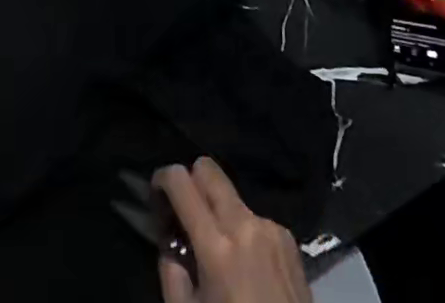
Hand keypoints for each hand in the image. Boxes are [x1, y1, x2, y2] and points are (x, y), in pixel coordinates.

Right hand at [153, 157, 312, 302]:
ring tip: (217, 245)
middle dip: (191, 177)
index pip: (183, 184)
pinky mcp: (287, 235)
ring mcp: (270, 226)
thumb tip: (169, 243)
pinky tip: (245, 261)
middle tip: (182, 206)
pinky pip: (254, 218)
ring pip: (232, 196)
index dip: (164, 176)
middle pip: (210, 170)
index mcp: (216, 246)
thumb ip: (172, 273)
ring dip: (218, 208)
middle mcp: (244, 224)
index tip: (157, 188)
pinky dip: (241, 229)